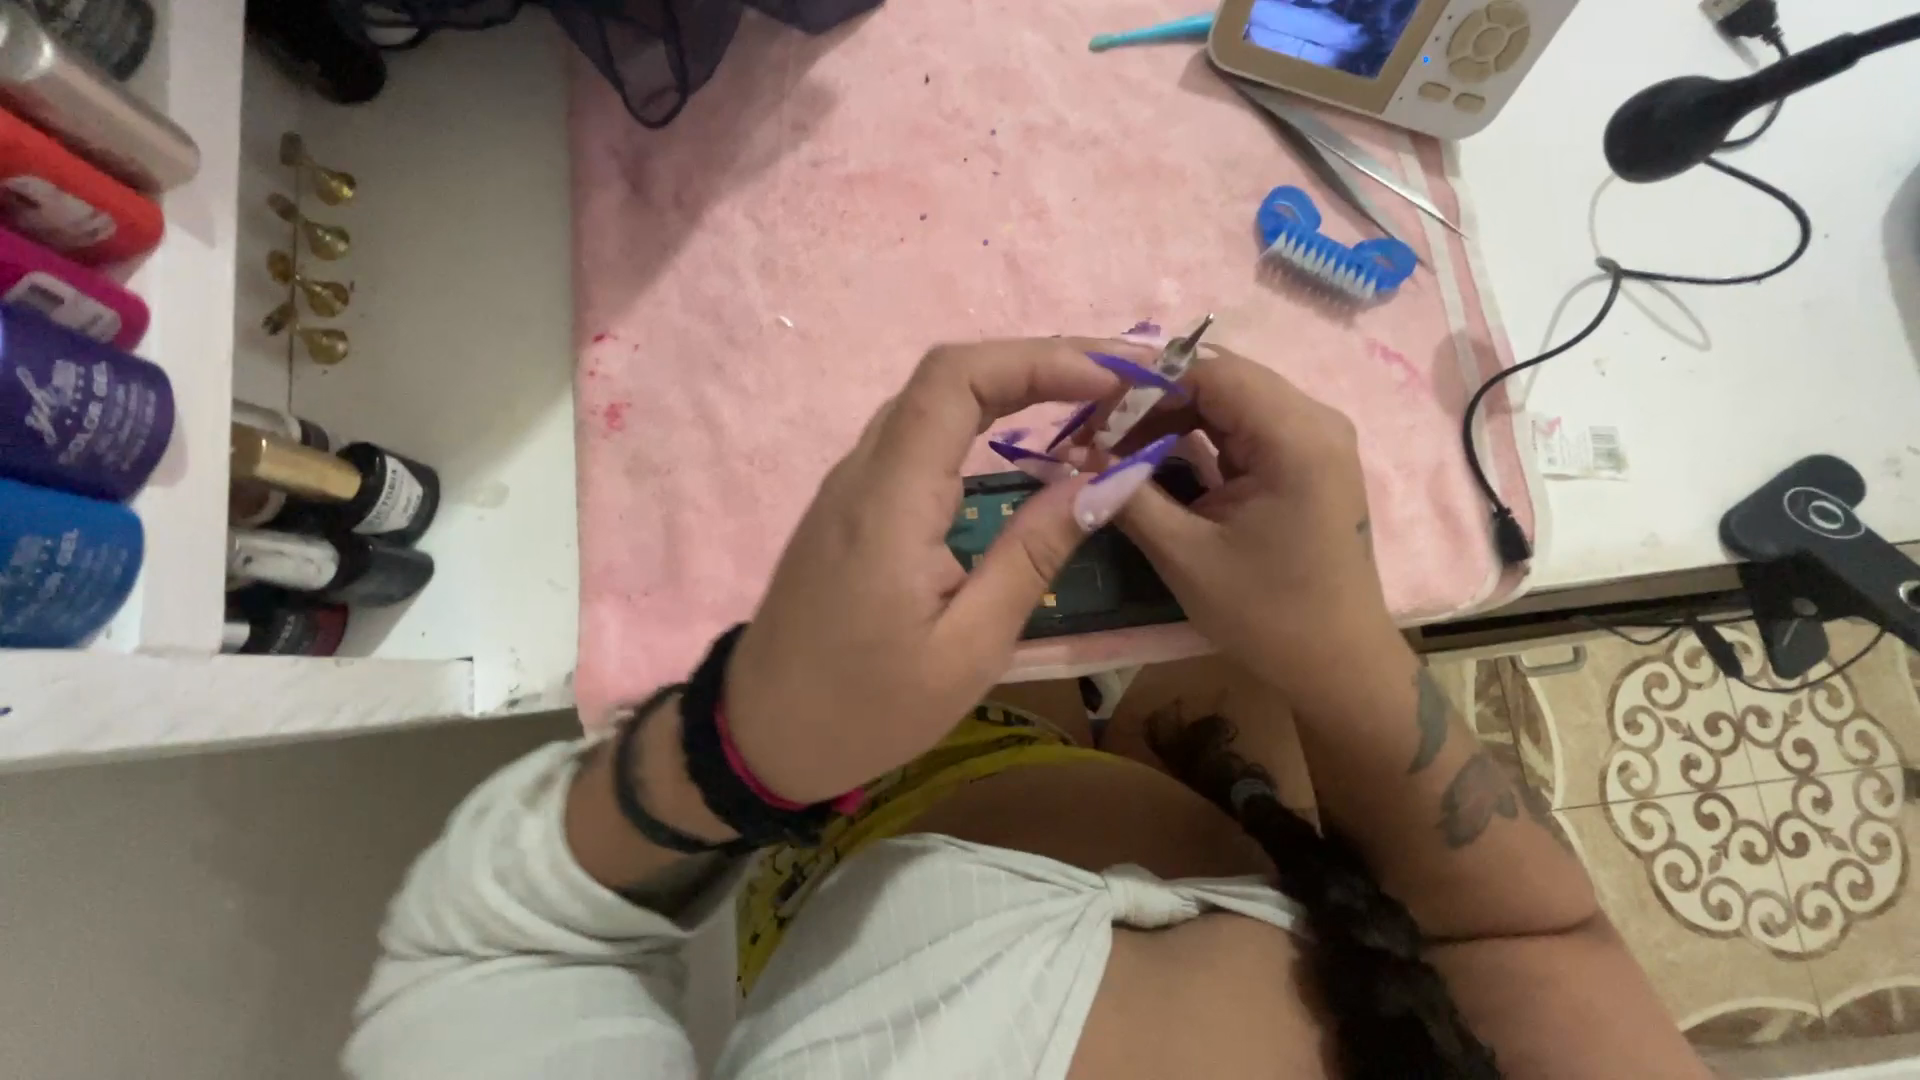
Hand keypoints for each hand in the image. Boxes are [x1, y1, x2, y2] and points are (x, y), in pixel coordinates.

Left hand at [722, 339, 1162, 803]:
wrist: (764, 733)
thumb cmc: (868, 707)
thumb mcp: (969, 648)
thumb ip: (1032, 556)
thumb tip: (1101, 481)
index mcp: (889, 502)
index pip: (956, 379)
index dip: (1038, 359)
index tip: (1111, 381)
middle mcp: (863, 472)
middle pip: (947, 378)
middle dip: (1039, 364)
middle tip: (1119, 384)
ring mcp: (850, 485)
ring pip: (932, 405)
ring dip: (1012, 390)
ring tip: (1089, 409)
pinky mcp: (851, 506)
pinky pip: (920, 440)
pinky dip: (981, 425)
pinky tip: (1025, 449)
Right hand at [1109, 347, 1398, 698]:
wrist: (1333, 663)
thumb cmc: (1263, 613)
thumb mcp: (1183, 553)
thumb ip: (1127, 494)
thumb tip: (1076, 455)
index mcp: (1295, 437)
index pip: (1210, 373)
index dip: (1144, 387)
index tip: (1092, 419)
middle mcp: (1314, 421)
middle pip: (1220, 379)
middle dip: (1153, 401)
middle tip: (1097, 435)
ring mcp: (1313, 439)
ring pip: (1228, 400)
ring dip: (1170, 417)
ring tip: (1117, 448)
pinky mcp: (1303, 460)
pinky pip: (1242, 427)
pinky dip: (1196, 436)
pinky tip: (1155, 458)